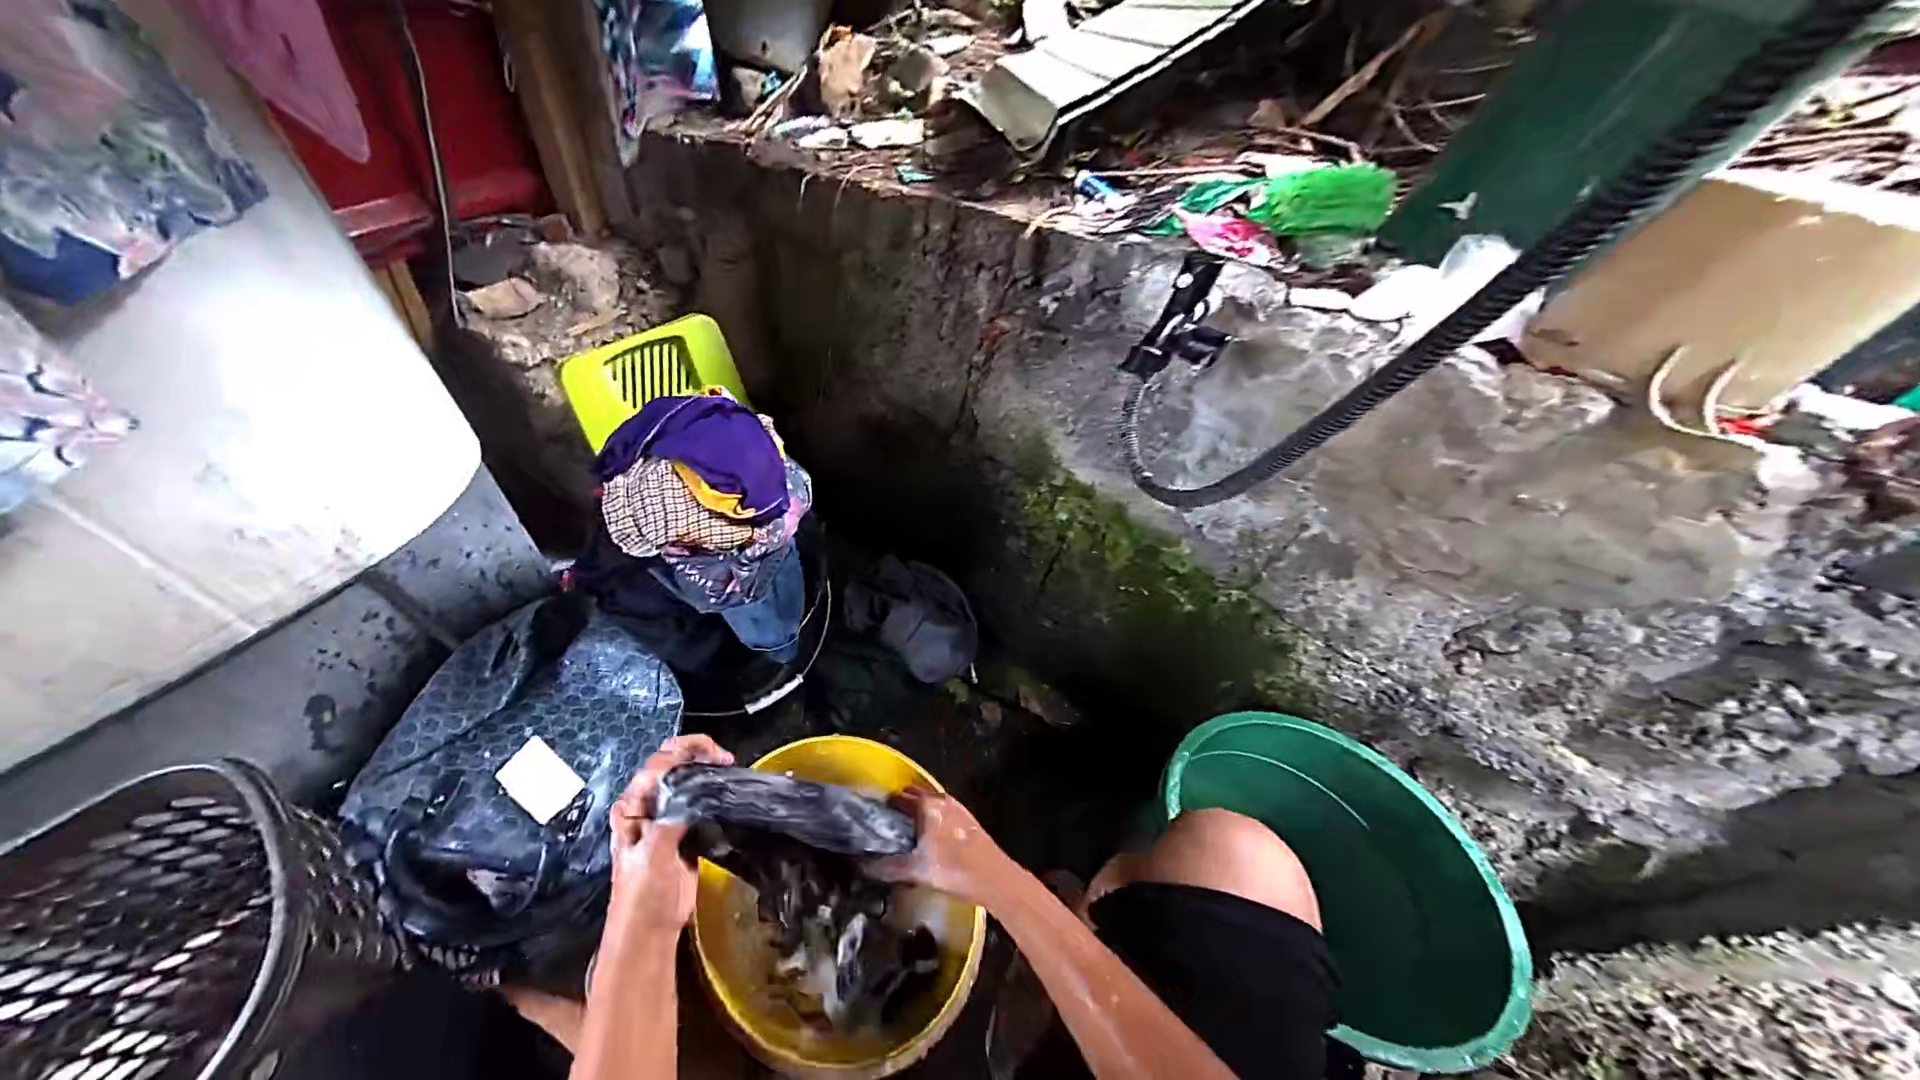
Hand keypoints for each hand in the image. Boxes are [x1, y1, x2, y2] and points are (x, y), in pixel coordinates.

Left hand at [608, 734, 733, 930]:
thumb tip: (692, 795)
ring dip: (708, 769)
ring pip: (686, 779)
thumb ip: (668, 823)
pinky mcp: (682, 829)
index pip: (659, 763)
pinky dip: (713, 790)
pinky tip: (727, 792)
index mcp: (633, 807)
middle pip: (672, 763)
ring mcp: (665, 817)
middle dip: (700, 753)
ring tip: (729, 771)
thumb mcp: (652, 858)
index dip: (688, 752)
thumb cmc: (642, 898)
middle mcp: (647, 806)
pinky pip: (697, 799)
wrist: (649, 931)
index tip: (717, 758)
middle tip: (726, 760)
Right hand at [866, 788, 1009, 905]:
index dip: (888, 805)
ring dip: (920, 809)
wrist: (994, 878)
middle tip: (890, 818)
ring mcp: (958, 809)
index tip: (878, 813)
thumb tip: (868, 866)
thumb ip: (889, 867)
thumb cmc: (956, 870)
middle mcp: (943, 801)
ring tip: (908, 826)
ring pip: (932, 802)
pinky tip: (932, 833)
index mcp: (928, 806)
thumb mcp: (916, 870)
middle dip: (903, 803)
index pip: (901, 797)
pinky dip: (934, 816)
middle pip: (917, 795)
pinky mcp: (968, 820)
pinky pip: (945, 811)